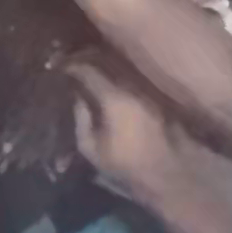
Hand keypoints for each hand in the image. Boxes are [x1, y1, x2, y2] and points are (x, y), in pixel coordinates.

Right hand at [68, 62, 194, 208]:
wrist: (172, 176)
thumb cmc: (128, 167)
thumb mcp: (92, 150)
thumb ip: (80, 119)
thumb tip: (76, 96)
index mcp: (113, 97)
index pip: (87, 69)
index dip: (70, 64)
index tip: (59, 66)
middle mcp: (132, 85)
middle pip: (104, 58)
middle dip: (84, 57)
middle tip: (70, 61)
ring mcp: (147, 87)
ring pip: (120, 63)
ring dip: (102, 61)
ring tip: (88, 66)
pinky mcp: (157, 93)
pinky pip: (132, 73)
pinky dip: (117, 70)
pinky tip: (108, 77)